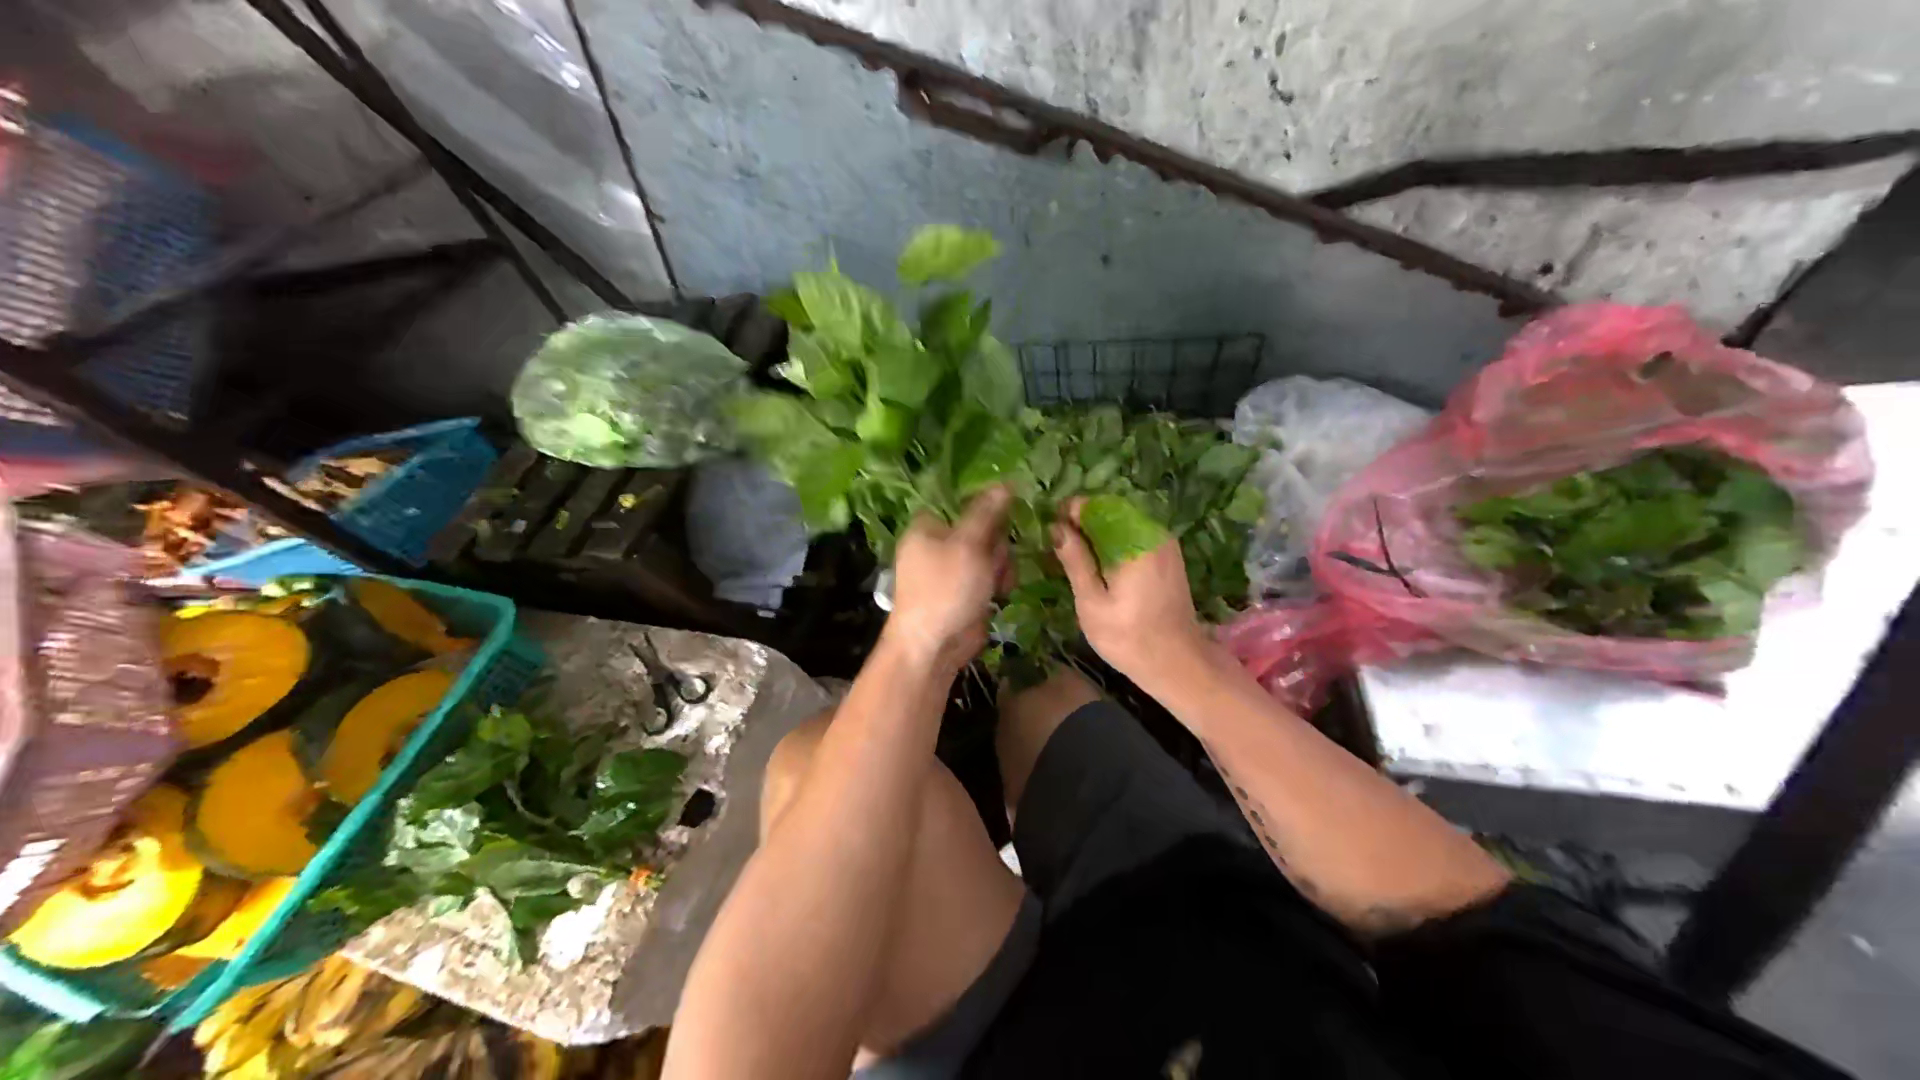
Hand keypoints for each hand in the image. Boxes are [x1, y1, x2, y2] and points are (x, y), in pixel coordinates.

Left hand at [883, 487, 1011, 671]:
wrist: (933, 645)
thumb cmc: (945, 588)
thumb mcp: (968, 544)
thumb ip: (987, 512)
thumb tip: (1005, 482)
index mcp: (928, 524)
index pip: (963, 500)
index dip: (987, 506)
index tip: (1008, 513)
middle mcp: (938, 542)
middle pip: (983, 526)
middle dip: (997, 544)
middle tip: (995, 559)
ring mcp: (952, 567)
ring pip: (991, 551)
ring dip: (1001, 565)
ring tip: (996, 583)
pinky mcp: (966, 589)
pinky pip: (990, 574)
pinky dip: (997, 582)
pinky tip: (999, 594)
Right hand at [1053, 498, 1210, 686]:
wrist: (1178, 663)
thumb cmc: (1128, 638)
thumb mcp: (1092, 602)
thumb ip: (1075, 560)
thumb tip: (1057, 527)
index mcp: (1134, 541)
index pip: (1097, 506)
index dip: (1069, 512)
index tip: (1049, 528)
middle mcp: (1153, 533)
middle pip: (1111, 511)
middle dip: (1082, 522)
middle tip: (1057, 545)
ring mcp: (1164, 544)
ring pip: (1123, 523)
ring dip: (1097, 533)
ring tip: (1073, 555)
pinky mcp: (1167, 557)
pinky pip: (1134, 537)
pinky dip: (1114, 544)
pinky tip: (1098, 564)